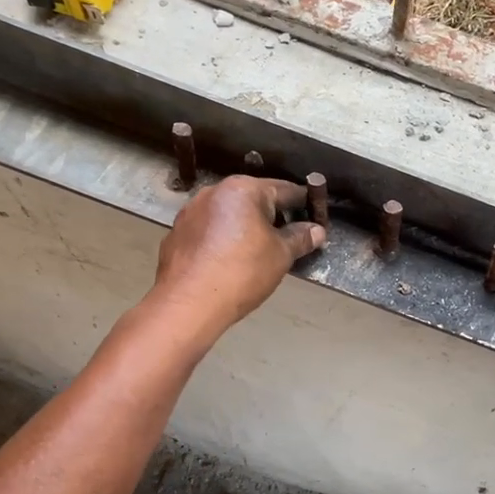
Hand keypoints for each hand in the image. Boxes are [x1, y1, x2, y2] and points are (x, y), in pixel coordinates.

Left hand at [151, 176, 325, 327]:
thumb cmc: (242, 273)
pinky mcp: (177, 232)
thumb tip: (317, 231)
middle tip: (288, 242)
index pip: (285, 191)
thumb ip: (301, 238)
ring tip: (257, 255)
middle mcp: (214, 192)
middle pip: (255, 200)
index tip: (315, 220)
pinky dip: (223, 240)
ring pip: (230, 214)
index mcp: (244, 189)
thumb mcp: (281, 255)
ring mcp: (191, 211)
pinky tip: (229, 262)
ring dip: (246, 228)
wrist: (188, 304)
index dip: (305, 206)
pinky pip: (210, 230)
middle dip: (273, 218)